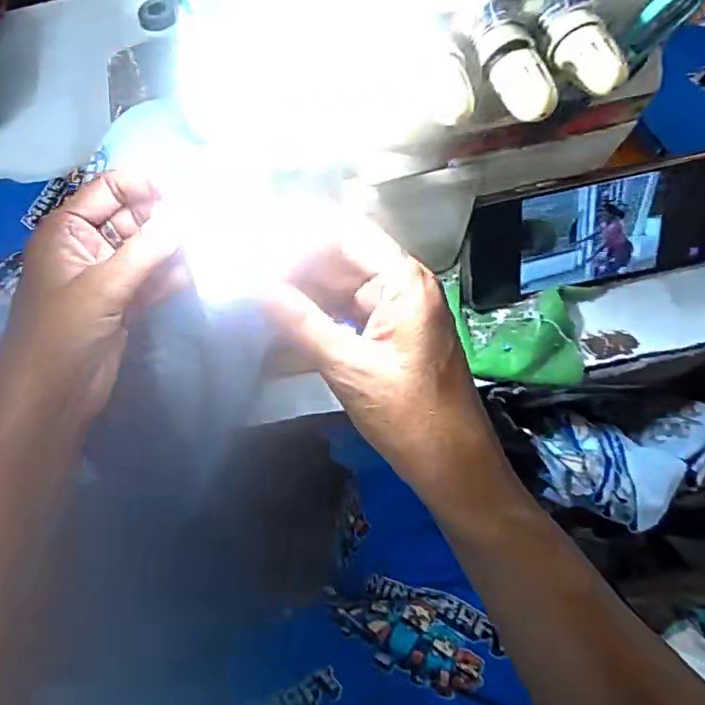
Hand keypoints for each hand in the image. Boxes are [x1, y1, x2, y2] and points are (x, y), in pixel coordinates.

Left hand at [0, 170, 181, 433]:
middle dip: (161, 222)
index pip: (107, 189)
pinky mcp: (120, 302)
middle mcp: (85, 245)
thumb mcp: (102, 286)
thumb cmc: (63, 334)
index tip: (179, 203)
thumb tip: (185, 217)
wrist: (50, 399)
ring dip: (169, 251)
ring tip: (198, 253)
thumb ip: (146, 250)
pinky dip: (167, 277)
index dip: (141, 189)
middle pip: (130, 217)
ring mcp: (104, 275)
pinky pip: (149, 278)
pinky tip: (188, 278)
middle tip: (198, 230)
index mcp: (66, 230)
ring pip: (144, 249)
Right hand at [262, 214, 498, 488]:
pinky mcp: (386, 338)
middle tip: (249, 288)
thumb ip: (300, 321)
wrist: (454, 468)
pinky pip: (343, 318)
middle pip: (338, 262)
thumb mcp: (348, 367)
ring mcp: (394, 313)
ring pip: (336, 292)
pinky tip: (278, 340)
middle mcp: (401, 288)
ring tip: (256, 312)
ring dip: (299, 301)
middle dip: (293, 273)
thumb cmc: (411, 416)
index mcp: (403, 283)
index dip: (298, 243)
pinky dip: (314, 326)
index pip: (344, 236)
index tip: (258, 257)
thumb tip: (256, 288)